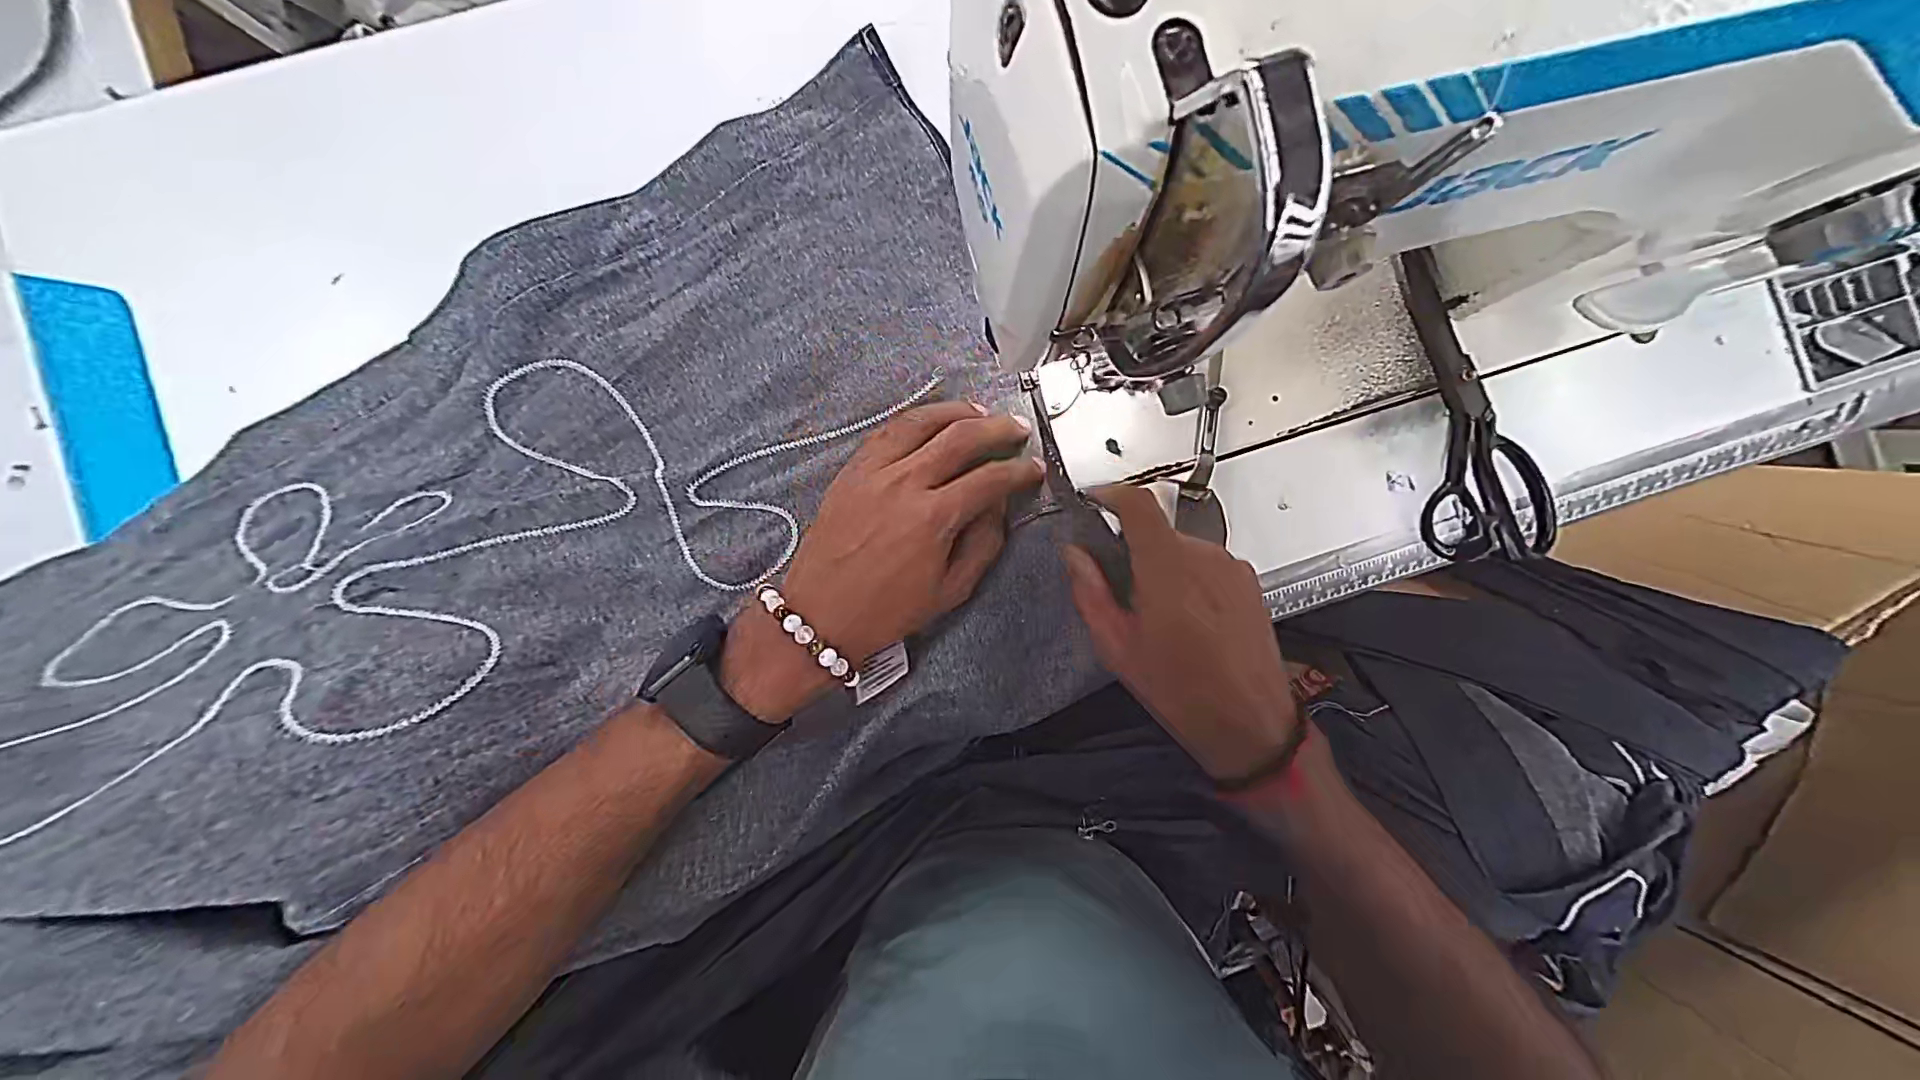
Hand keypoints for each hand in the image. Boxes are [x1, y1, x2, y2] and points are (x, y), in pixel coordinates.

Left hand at [720, 400, 1044, 721]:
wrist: (822, 614)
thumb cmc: (885, 609)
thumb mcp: (951, 590)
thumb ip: (984, 543)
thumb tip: (999, 506)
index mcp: (932, 519)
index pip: (990, 479)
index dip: (1019, 470)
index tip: (1032, 469)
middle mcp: (903, 485)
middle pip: (961, 437)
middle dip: (997, 428)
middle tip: (1015, 430)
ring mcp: (873, 473)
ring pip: (922, 422)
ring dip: (956, 411)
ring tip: (979, 412)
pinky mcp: (852, 472)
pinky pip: (887, 431)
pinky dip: (915, 419)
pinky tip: (931, 421)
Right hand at [1061, 485, 1299, 782]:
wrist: (1249, 722)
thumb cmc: (1186, 692)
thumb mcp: (1117, 646)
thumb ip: (1090, 592)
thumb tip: (1075, 557)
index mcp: (1166, 568)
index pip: (1138, 503)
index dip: (1112, 493)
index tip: (1098, 498)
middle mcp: (1204, 558)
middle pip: (1158, 530)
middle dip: (1133, 548)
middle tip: (1121, 587)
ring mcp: (1231, 568)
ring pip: (1182, 547)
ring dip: (1163, 566)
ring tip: (1159, 614)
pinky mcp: (1248, 582)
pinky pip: (1207, 564)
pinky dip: (1189, 578)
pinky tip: (1186, 618)